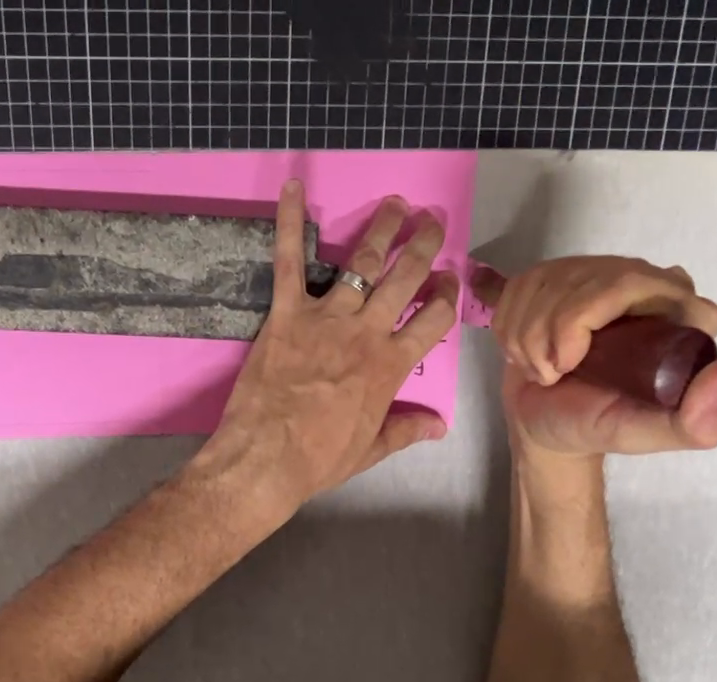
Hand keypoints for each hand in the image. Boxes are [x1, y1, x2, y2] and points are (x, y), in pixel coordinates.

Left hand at [195, 180, 459, 515]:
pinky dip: (289, 222)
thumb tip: (439, 426)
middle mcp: (365, 332)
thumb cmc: (319, 458)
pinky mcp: (286, 313)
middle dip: (424, 247)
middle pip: (405, 279)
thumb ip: (405, 430)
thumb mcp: (370, 450)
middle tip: (432, 223)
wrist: (267, 457)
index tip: (448, 282)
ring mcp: (326, 318)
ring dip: (382, 230)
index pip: (433, 319)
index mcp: (390, 365)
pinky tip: (293, 188)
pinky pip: (289, 261)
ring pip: (363, 263)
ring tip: (396, 205)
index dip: (445, 296)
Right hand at [479, 257, 716, 456]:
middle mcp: (640, 282)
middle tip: (553, 372)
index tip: (573, 364)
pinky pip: (519, 284)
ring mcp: (594, 277)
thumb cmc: (589, 427)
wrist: (539, 428)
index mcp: (675, 310)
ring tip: (542, 367)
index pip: (627, 282)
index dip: (583, 321)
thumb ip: (696, 422)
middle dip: (549, 333)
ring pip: (544, 281)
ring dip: (526, 336)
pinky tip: (524, 349)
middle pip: (580, 280)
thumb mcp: (643, 434)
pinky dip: (508, 326)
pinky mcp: (552, 280)